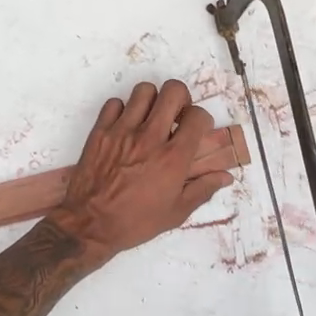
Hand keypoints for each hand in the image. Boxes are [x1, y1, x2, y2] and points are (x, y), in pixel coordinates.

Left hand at [44, 80, 233, 262]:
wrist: (90, 225)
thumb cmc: (135, 222)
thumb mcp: (176, 213)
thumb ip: (202, 190)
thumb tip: (225, 176)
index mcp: (173, 158)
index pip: (198, 116)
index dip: (201, 119)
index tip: (196, 129)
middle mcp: (150, 137)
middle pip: (173, 91)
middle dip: (181, 98)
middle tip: (176, 114)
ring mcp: (122, 131)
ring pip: (144, 91)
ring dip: (152, 100)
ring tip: (151, 117)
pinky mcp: (100, 132)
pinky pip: (114, 103)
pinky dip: (122, 110)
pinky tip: (125, 126)